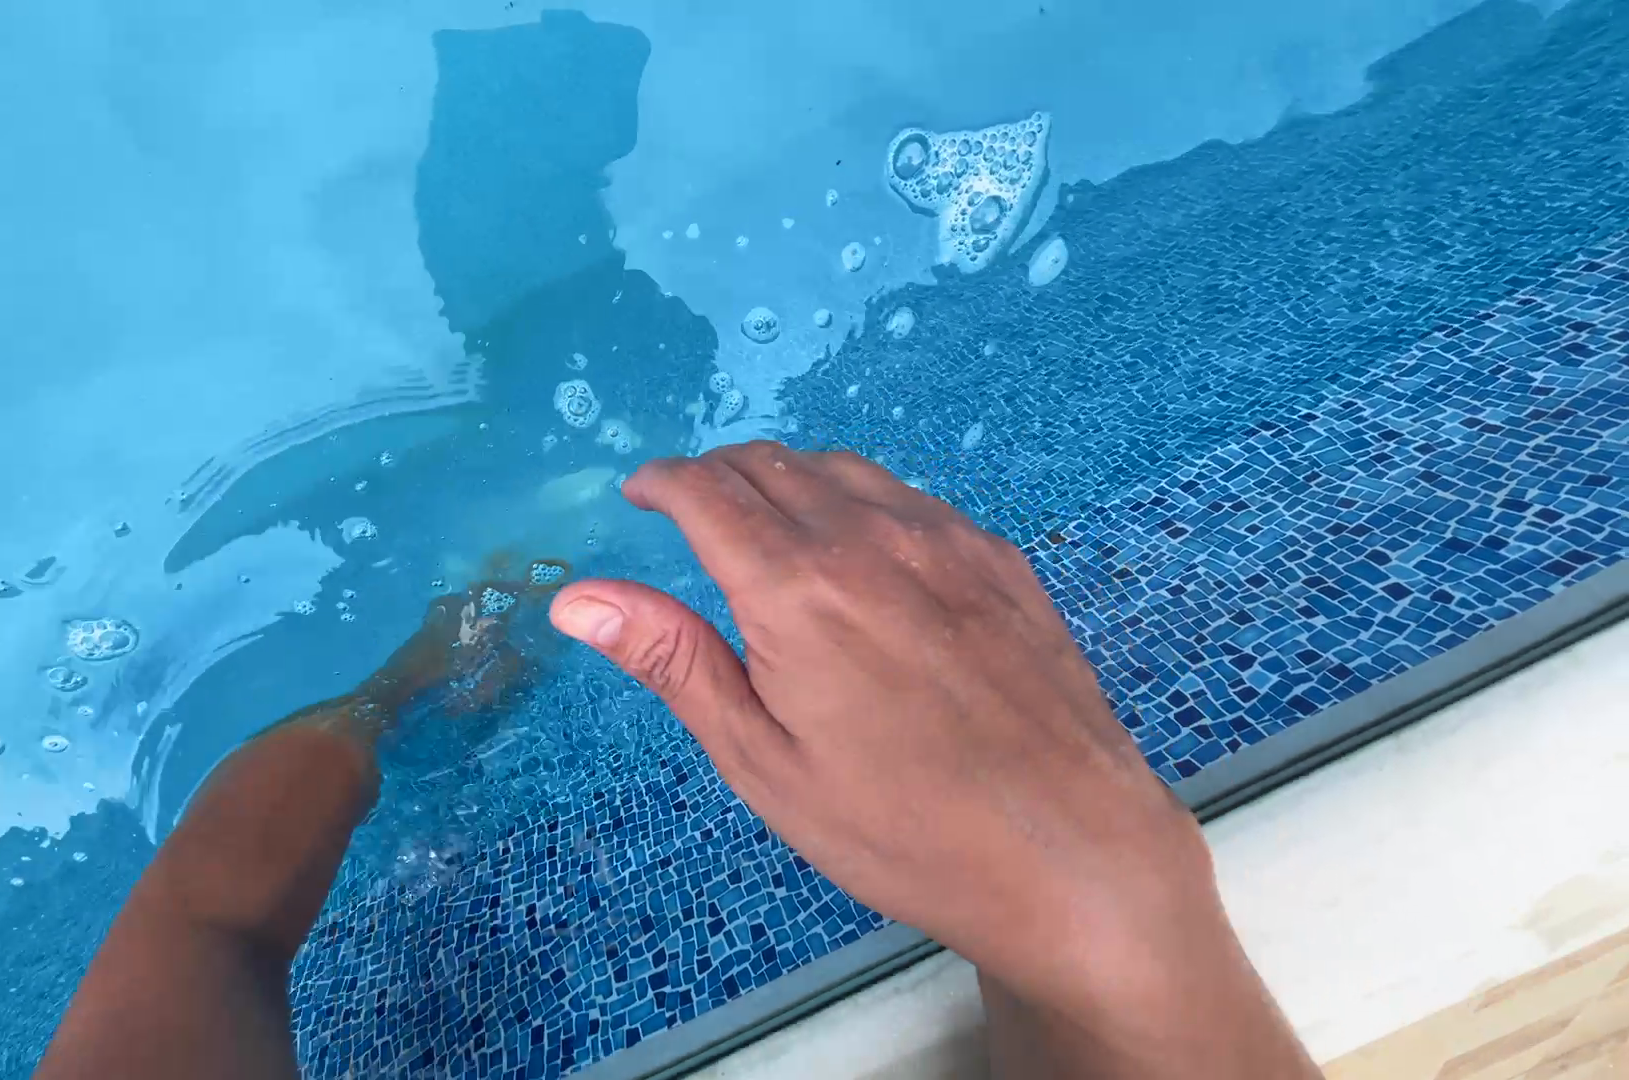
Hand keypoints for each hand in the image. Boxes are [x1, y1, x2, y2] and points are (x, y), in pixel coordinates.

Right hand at [549, 442, 1314, 1074]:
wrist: (1073, 856)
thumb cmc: (895, 824)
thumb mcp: (759, 757)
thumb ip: (670, 658)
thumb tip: (575, 598)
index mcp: (795, 586)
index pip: (706, 492)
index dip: (661, 483)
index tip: (641, 495)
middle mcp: (867, 536)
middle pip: (766, 464)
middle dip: (712, 476)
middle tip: (690, 515)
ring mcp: (942, 536)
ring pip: (835, 468)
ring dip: (780, 478)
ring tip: (762, 523)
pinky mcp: (993, 554)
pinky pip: (901, 493)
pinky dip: (849, 497)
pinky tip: (855, 546)